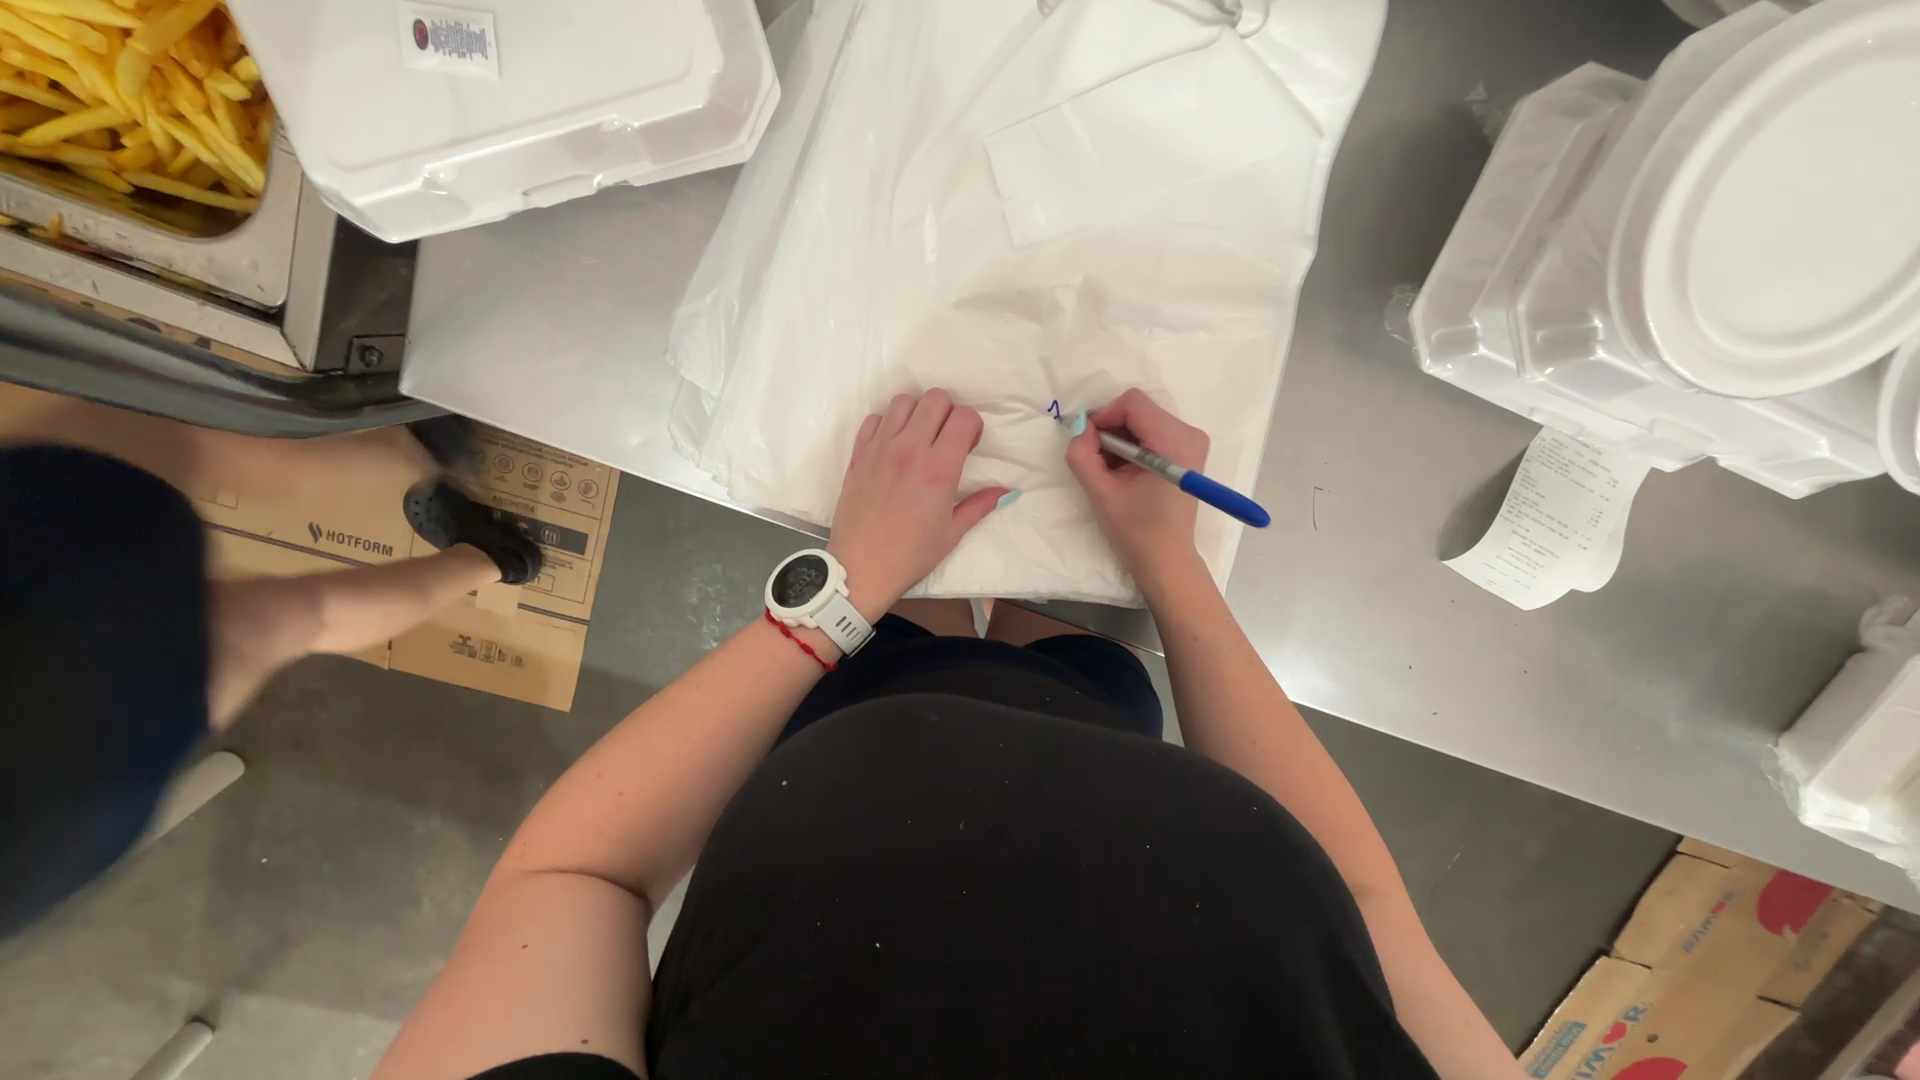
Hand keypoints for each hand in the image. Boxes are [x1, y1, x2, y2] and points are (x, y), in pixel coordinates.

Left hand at [828, 389, 1007, 616]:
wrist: (861, 568)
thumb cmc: (910, 555)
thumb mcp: (952, 533)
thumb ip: (980, 505)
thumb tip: (1006, 491)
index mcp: (939, 469)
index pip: (964, 416)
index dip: (972, 425)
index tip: (969, 445)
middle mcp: (910, 450)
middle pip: (935, 398)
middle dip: (949, 412)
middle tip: (946, 437)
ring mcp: (880, 448)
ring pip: (903, 401)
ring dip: (918, 412)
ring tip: (919, 436)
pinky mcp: (859, 454)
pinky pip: (875, 418)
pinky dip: (888, 423)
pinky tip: (893, 445)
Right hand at [1065, 389, 1210, 584]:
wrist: (1165, 557)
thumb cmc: (1135, 530)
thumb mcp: (1100, 492)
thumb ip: (1082, 455)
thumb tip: (1080, 427)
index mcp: (1173, 443)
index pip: (1132, 403)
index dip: (1104, 416)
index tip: (1089, 442)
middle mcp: (1189, 434)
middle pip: (1139, 409)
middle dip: (1112, 429)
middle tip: (1099, 461)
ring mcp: (1192, 441)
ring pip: (1144, 418)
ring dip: (1121, 438)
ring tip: (1114, 470)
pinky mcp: (1188, 450)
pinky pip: (1153, 430)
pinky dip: (1133, 444)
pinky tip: (1128, 471)